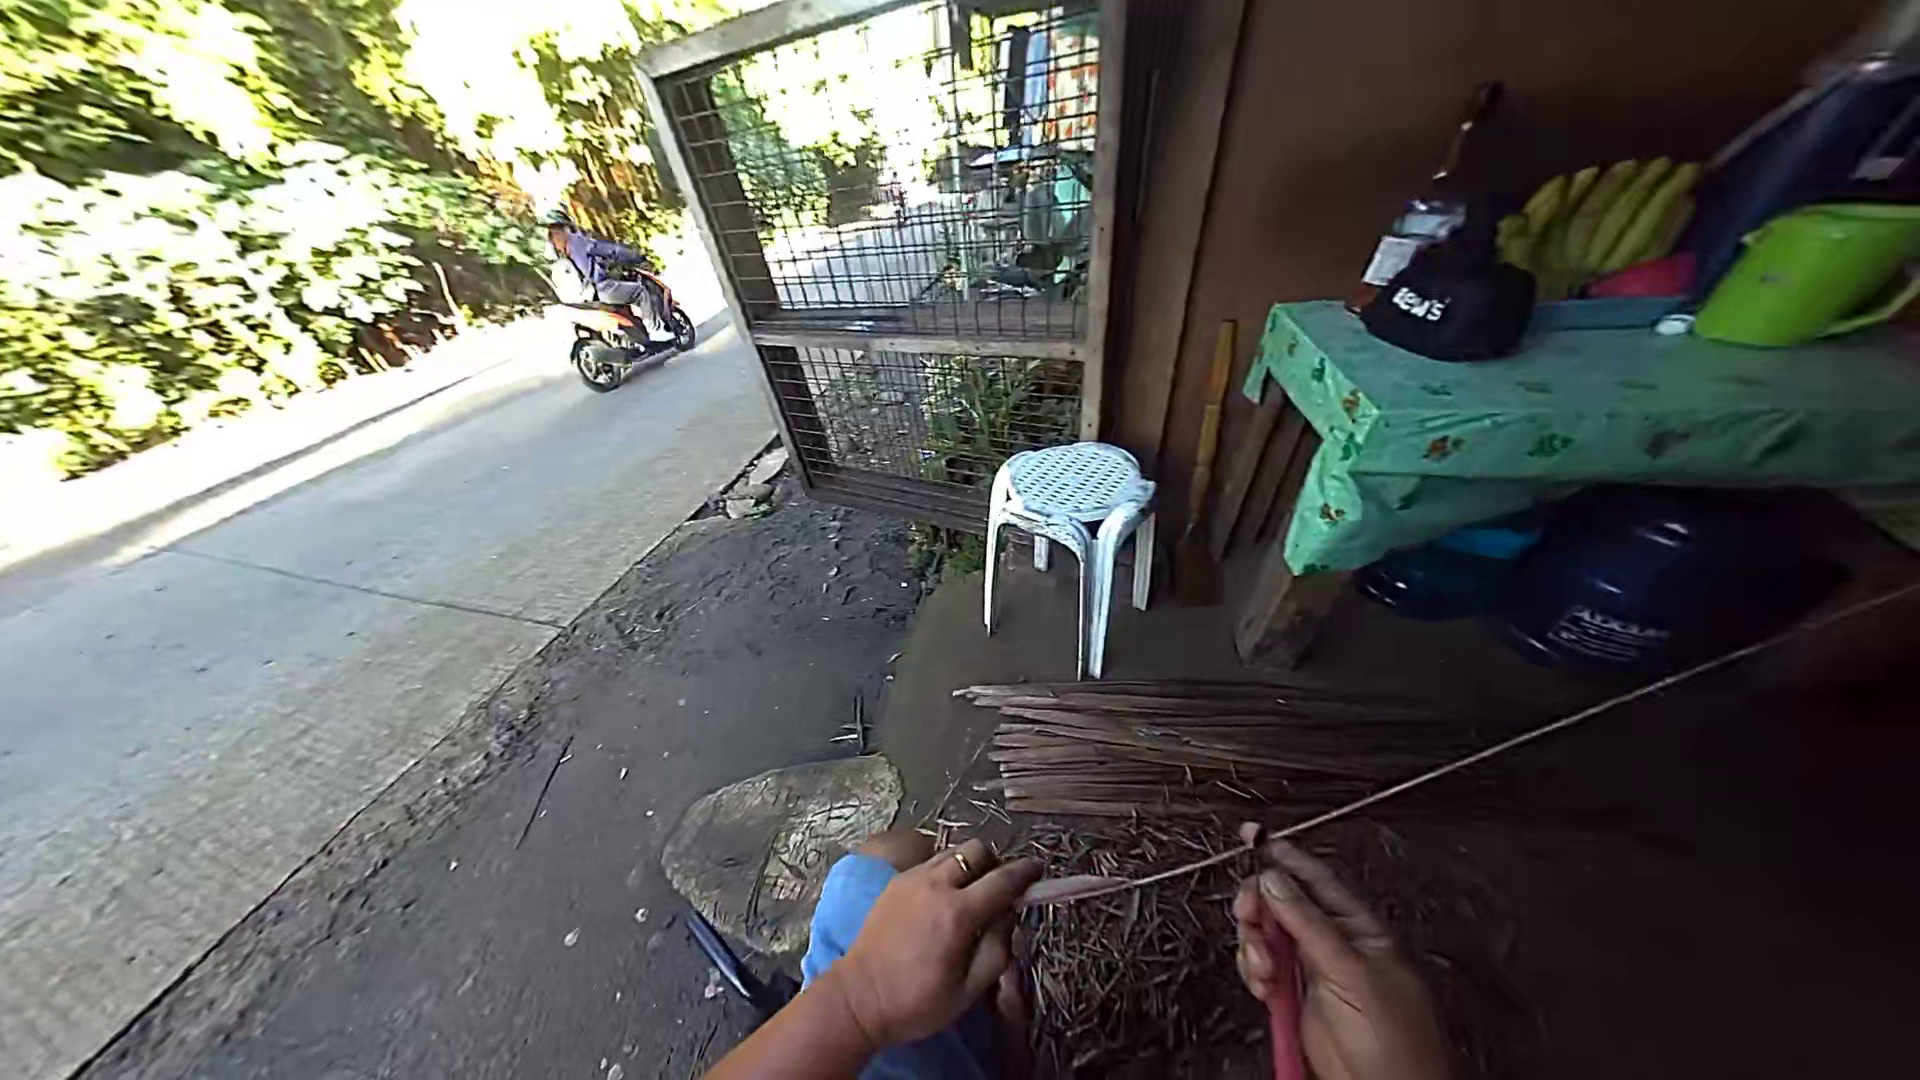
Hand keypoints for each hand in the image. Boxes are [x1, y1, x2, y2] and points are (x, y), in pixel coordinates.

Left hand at [823, 839, 1042, 1049]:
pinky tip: (941, 899)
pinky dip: (946, 870)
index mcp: (958, 914)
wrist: (860, 996)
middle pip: (978, 850)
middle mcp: (937, 884)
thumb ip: (997, 948)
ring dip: (969, 864)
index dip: (1025, 872)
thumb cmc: (916, 1001)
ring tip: (968, 893)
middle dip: (994, 864)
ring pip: (953, 851)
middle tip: (996, 889)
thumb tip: (1008, 914)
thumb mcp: (968, 990)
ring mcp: (914, 877)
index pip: (1002, 880)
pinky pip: (931, 861)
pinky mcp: (897, 879)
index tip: (1039, 868)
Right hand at [1234, 834, 1449, 1079]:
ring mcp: (1310, 966)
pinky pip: (1257, 963)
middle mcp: (1330, 941)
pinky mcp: (1291, 990)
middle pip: (1279, 900)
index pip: (1313, 877)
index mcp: (1356, 928)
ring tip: (1265, 966)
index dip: (1282, 854)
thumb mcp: (1351, 973)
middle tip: (1249, 913)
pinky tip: (1266, 985)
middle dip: (1258, 904)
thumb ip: (1308, 922)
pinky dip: (1253, 969)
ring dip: (1254, 944)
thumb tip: (1274, 878)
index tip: (1253, 836)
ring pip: (1263, 930)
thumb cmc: (1398, 1048)